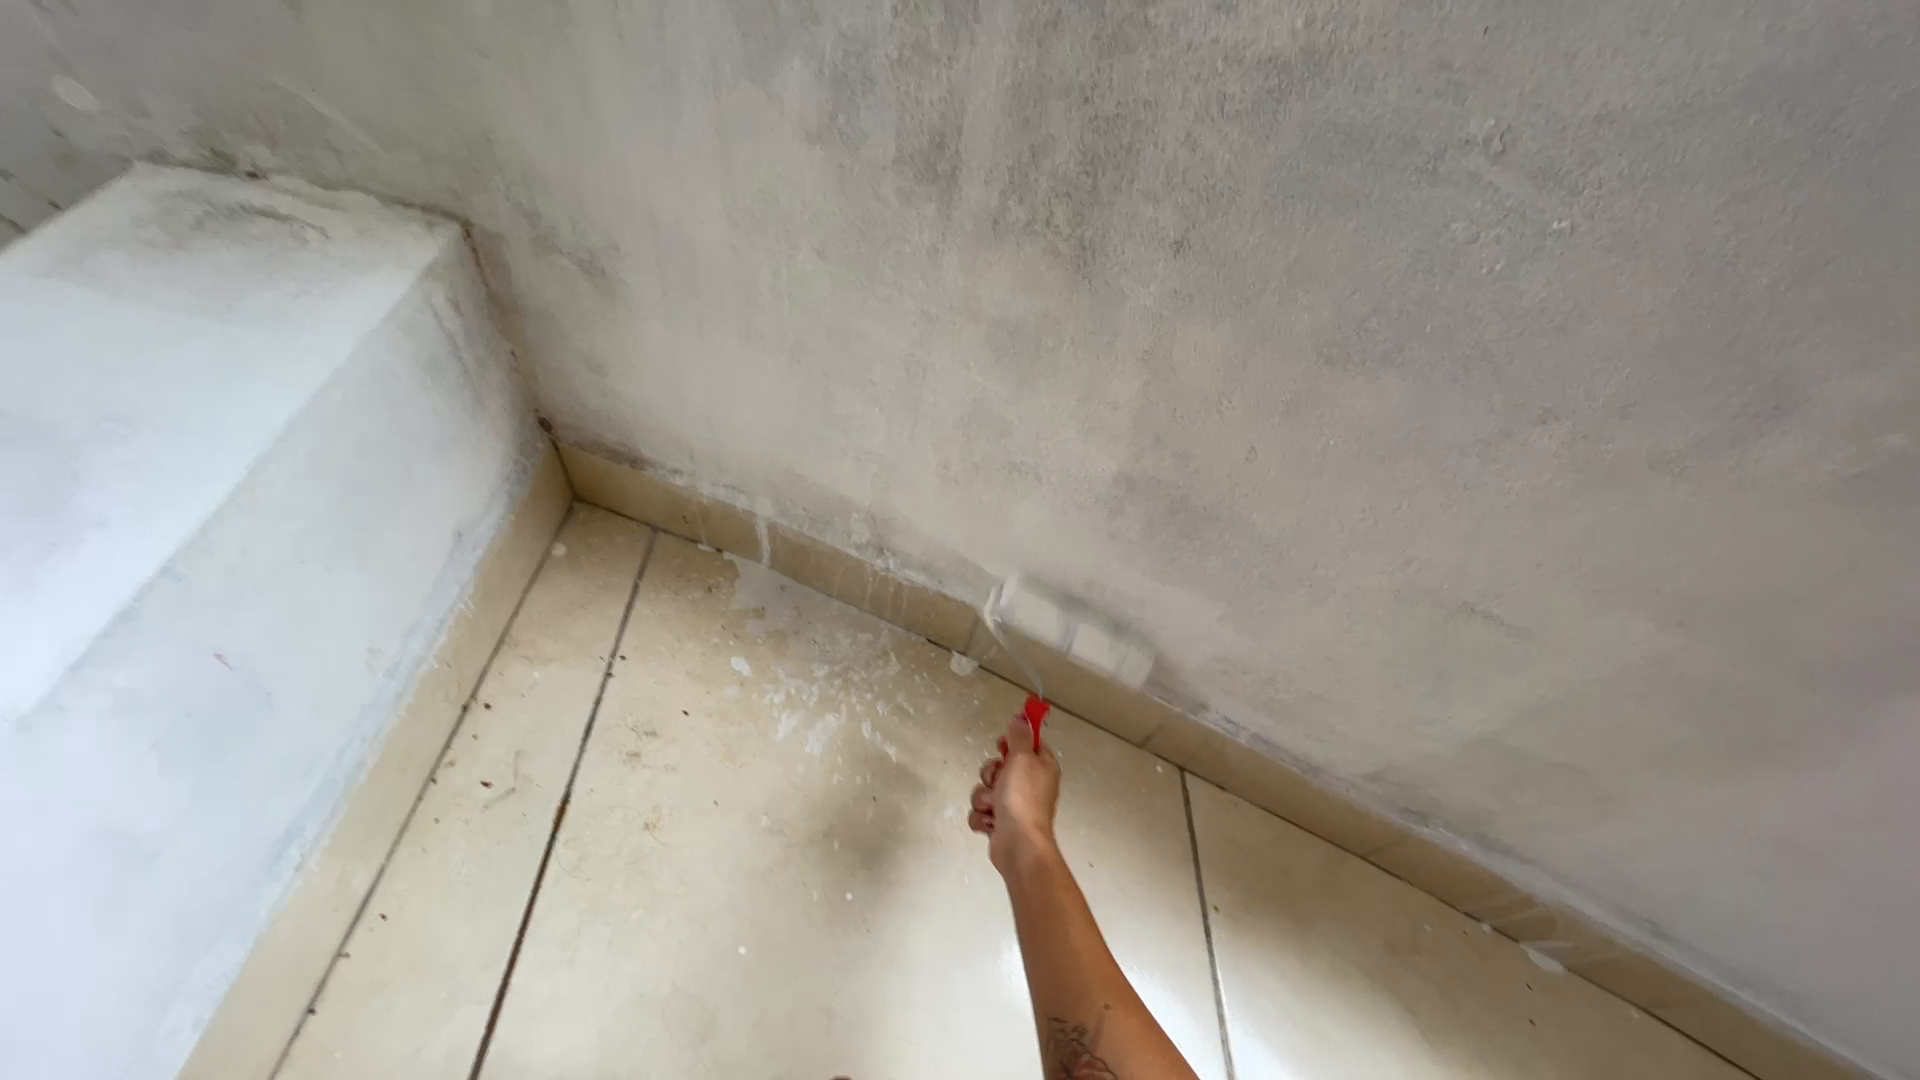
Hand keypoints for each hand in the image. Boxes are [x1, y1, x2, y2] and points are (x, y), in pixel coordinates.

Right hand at [969, 708, 1061, 876]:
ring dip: (984, 798)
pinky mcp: (999, 823)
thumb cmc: (1023, 797)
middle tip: (998, 780)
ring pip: (986, 789)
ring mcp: (1013, 805)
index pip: (1028, 744)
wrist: (1019, 844)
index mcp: (1042, 767)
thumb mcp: (1022, 758)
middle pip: (1000, 766)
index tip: (1004, 745)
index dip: (1013, 743)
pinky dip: (983, 817)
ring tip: (994, 807)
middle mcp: (1029, 785)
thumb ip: (1019, 735)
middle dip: (991, 773)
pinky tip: (991, 823)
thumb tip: (1022, 715)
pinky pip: (981, 811)